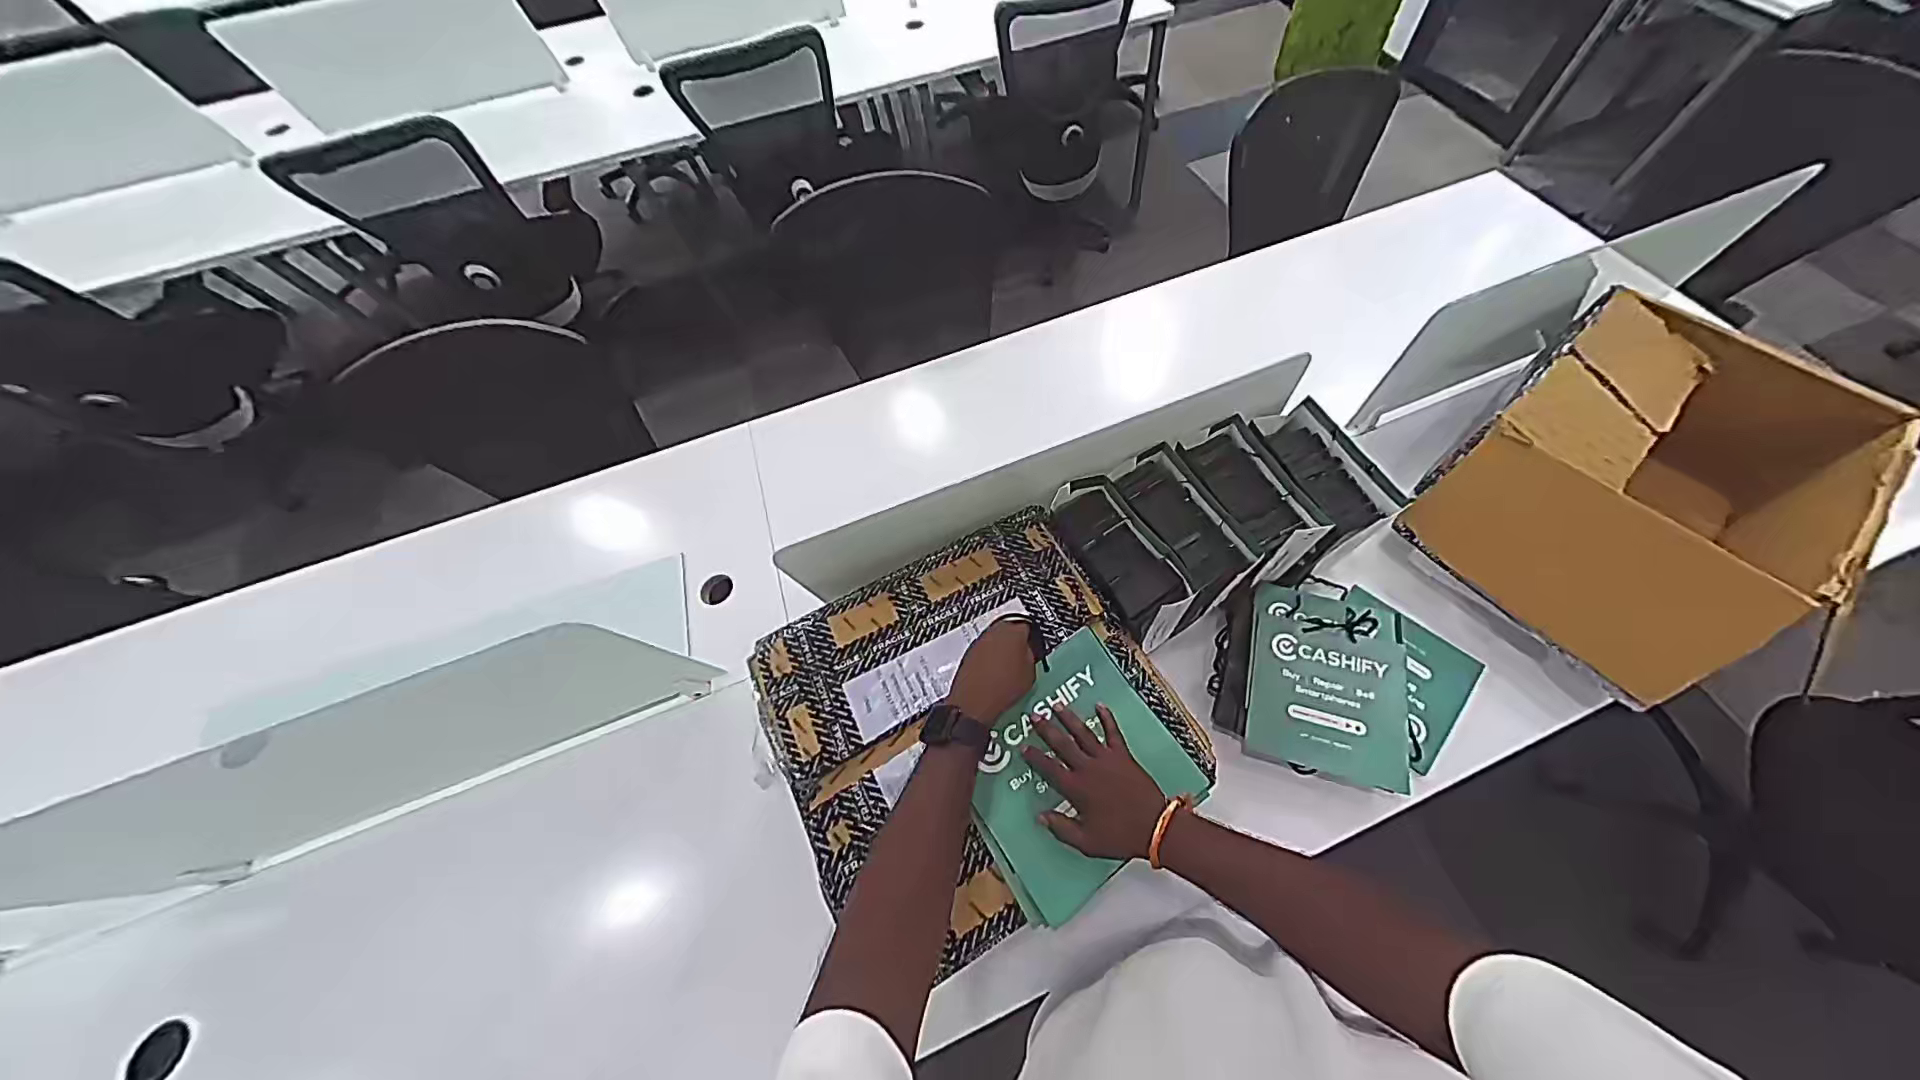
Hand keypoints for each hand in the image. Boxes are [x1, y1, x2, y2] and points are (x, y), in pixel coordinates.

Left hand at [944, 618, 1039, 723]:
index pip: (1027, 626)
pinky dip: (990, 657)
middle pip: (1009, 629)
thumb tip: (1028, 652)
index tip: (1034, 646)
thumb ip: (1031, 655)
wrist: (975, 701)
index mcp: (1014, 631)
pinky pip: (984, 650)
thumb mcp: (1031, 673)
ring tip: (1008, 667)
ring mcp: (980, 641)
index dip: (1032, 637)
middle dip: (1016, 641)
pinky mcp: (969, 652)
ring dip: (1002, 648)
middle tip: (1022, 656)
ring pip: (995, 639)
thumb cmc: (1003, 688)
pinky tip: (995, 672)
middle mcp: (994, 631)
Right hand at [1023, 704, 1168, 860]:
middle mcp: (1088, 768)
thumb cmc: (1119, 836)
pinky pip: (1113, 733)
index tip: (1023, 747)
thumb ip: (1061, 828)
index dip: (1035, 757)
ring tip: (1057, 705)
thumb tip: (1040, 817)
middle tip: (1035, 715)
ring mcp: (1106, 759)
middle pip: (1063, 744)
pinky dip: (1106, 718)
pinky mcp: (1123, 756)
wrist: (1155, 828)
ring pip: (1083, 733)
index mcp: (1076, 788)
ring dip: (1069, 719)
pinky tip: (1100, 706)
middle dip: (1047, 729)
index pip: (1050, 768)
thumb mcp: (1086, 842)